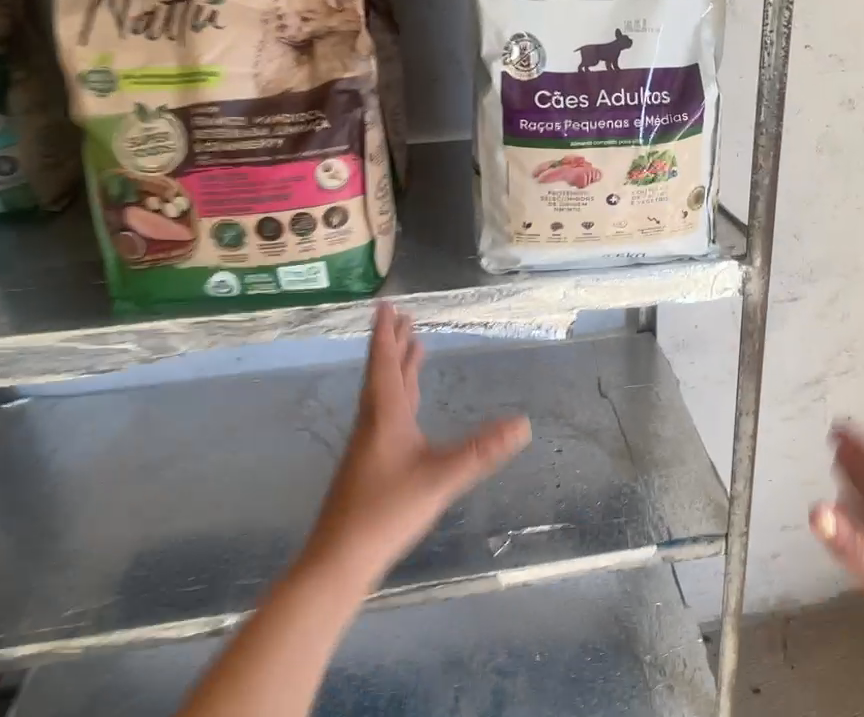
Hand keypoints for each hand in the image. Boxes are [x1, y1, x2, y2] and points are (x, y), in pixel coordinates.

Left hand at [304, 303, 531, 583]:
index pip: (385, 363)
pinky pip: (387, 413)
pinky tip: (407, 409)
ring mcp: (370, 444)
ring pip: (385, 394)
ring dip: (398, 367)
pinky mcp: (371, 464)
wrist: (339, 559)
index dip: (386, 334)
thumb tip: (524, 424)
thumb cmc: (385, 512)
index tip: (386, 305)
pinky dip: (400, 395)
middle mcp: (374, 422)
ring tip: (411, 347)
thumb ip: (482, 452)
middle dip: (394, 344)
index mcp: (385, 415)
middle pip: (384, 373)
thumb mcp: (440, 480)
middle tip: (403, 317)